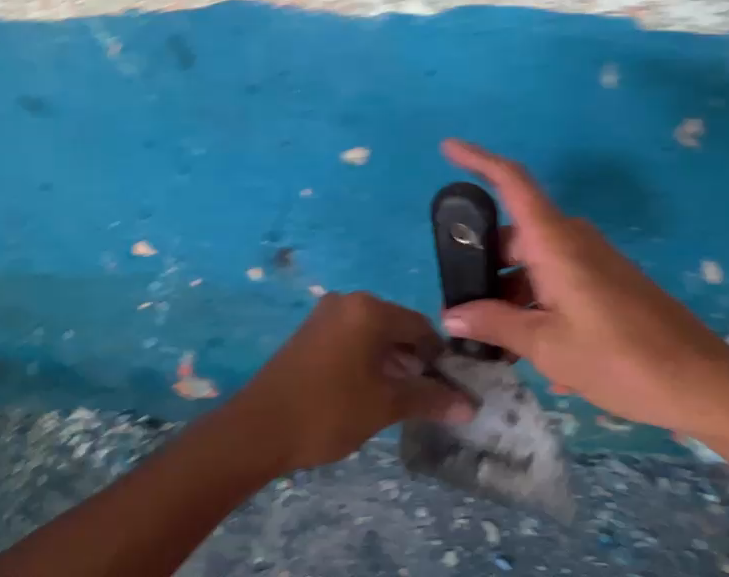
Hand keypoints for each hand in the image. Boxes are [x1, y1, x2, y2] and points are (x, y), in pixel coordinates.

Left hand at [226, 292, 473, 472]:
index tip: (453, 388)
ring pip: (373, 334)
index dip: (440, 357)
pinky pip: (351, 339)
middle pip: (396, 326)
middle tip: (431, 397)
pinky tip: (372, 392)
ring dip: (392, 362)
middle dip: (416, 359)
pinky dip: (368, 360)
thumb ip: (428, 399)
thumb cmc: (329, 410)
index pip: (420, 325)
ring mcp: (324, 316)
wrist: (260, 427)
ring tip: (404, 400)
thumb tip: (468, 405)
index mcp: (368, 309)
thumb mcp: (385, 406)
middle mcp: (347, 302)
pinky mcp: (310, 333)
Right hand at [438, 139, 728, 439]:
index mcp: (556, 242)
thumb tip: (452, 314)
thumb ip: (496, 325)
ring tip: (498, 343)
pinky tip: (535, 351)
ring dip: (513, 294)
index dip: (478, 160)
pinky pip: (559, 279)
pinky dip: (539, 303)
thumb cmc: (621, 359)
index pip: (512, 182)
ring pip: (536, 262)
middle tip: (463, 307)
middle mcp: (574, 240)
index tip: (448, 148)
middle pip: (516, 234)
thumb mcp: (548, 347)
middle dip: (487, 266)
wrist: (704, 384)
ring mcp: (595, 261)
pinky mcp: (610, 283)